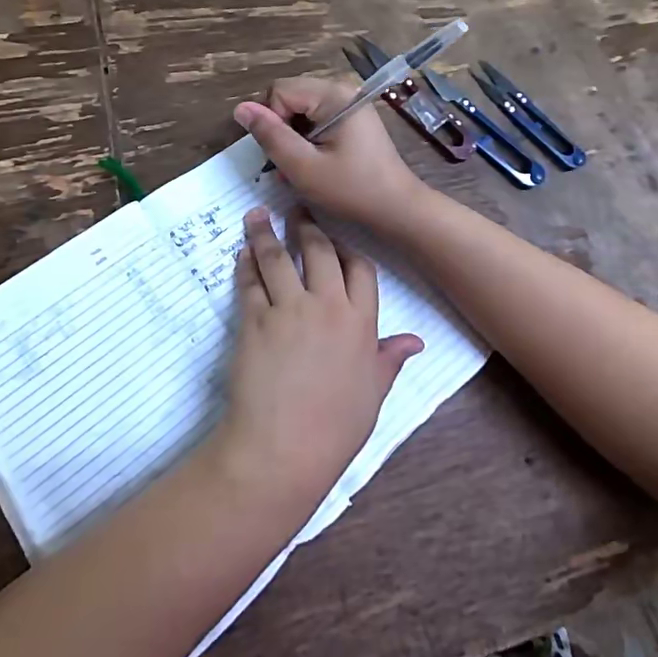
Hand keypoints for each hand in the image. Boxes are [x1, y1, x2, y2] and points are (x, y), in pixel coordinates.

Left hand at [210, 208, 423, 507]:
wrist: (284, 447)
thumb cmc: (336, 428)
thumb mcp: (373, 393)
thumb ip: (389, 359)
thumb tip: (414, 342)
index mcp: (362, 322)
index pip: (360, 269)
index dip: (348, 251)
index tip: (337, 243)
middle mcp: (327, 305)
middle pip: (318, 251)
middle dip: (307, 226)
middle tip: (296, 209)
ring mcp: (288, 309)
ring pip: (278, 257)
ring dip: (267, 232)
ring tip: (257, 214)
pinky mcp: (254, 319)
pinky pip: (250, 281)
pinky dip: (246, 263)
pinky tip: (243, 252)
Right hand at [233, 77, 424, 229]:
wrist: (397, 207)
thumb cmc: (351, 189)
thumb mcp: (302, 167)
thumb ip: (270, 135)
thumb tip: (240, 108)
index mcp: (333, 94)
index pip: (279, 91)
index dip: (271, 122)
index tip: (283, 155)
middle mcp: (342, 90)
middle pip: (289, 97)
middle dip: (281, 129)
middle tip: (291, 164)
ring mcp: (349, 103)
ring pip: (300, 110)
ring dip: (293, 138)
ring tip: (302, 168)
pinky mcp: (352, 119)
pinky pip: (316, 119)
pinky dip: (307, 140)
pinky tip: (315, 164)